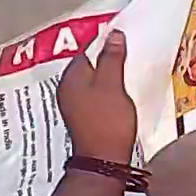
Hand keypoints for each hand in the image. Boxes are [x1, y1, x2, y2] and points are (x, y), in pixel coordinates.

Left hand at [58, 29, 136, 163]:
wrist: (104, 161)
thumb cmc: (108, 120)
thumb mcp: (113, 84)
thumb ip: (112, 58)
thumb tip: (113, 34)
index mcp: (71, 76)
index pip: (86, 49)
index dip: (105, 42)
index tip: (124, 38)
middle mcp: (67, 88)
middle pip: (88, 64)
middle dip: (106, 58)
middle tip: (129, 53)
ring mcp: (74, 104)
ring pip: (92, 80)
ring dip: (107, 75)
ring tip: (127, 71)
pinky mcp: (84, 116)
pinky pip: (95, 94)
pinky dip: (107, 89)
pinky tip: (120, 92)